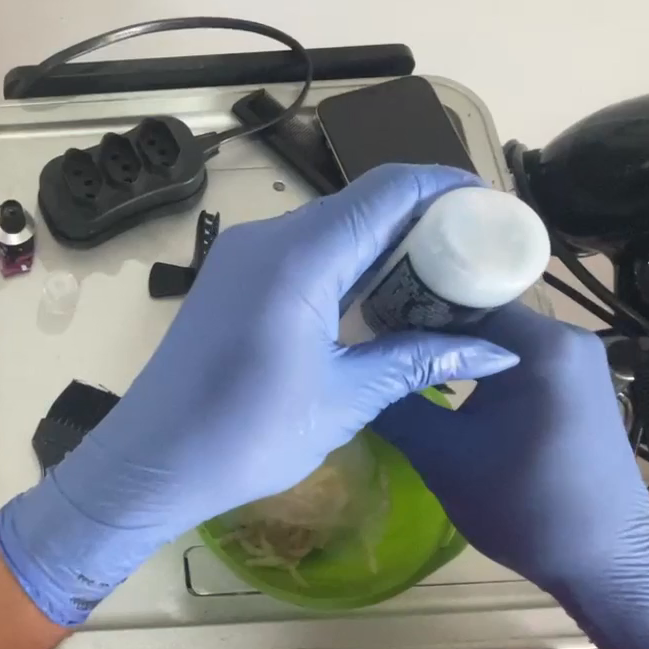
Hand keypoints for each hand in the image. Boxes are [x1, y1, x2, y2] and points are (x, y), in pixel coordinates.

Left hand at [0, 164, 522, 626]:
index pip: (389, 189)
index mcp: (300, 257)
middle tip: (476, 260)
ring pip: (329, 228)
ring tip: (437, 284)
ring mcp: (241, 257)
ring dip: (382, 246)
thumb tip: (496, 352)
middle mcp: (267, 239)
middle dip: (423, 222)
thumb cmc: (249, 434)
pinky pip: (299, 253)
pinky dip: (344, 265)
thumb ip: (419, 360)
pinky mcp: (229, 279)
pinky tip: (376, 300)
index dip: (447, 189)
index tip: (494, 213)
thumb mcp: (346, 397)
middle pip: (360, 204)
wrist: (153, 459)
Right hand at [373, 304, 648, 648]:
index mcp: (540, 344)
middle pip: (477, 313)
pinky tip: (439, 386)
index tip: (360, 321)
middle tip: (371, 343)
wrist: (607, 565)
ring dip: (447, 348)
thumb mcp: (442, 455)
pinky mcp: (576, 387)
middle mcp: (566, 340)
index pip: (458, 296)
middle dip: (423, 327)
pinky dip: (475, 367)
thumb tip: (350, 371)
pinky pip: (513, 359)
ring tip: (395, 362)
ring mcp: (576, 363)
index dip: (405, 305)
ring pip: (493, 337)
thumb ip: (394, 404)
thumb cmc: (524, 505)